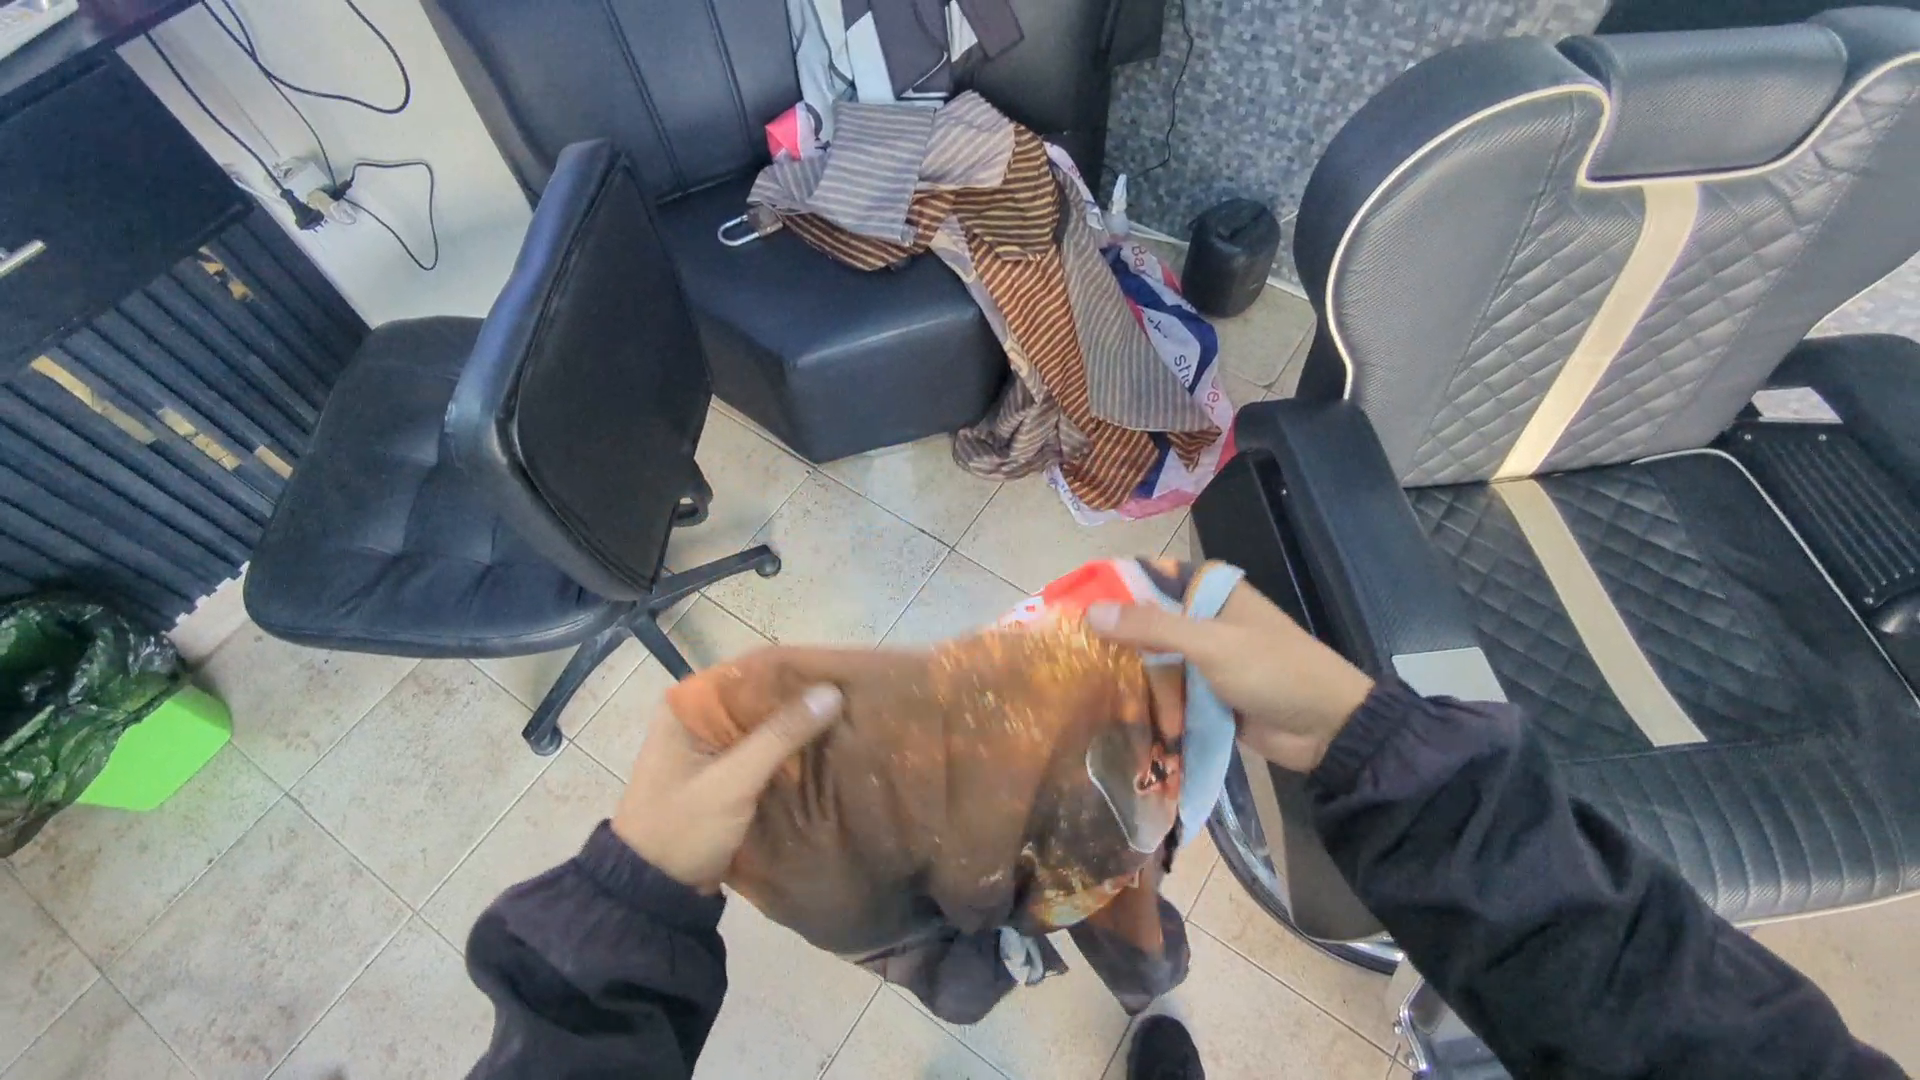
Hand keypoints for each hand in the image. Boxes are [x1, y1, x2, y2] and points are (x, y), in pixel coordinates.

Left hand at [611, 683, 843, 889]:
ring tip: (842, 717)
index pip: (745, 671)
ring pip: (761, 724)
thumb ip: (780, 735)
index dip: (789, 671)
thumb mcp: (732, 781)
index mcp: (684, 708)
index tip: (833, 673)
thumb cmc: (681, 829)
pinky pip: (759, 749)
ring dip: (794, 725)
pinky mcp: (721, 773)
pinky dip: (784, 750)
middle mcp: (695, 719)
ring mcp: (708, 747)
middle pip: (756, 698)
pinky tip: (819, 749)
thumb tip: (831, 691)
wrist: (650, 895)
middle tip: (845, 696)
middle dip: (796, 699)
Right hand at [1087, 582, 1373, 771]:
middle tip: (1067, 652)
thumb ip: (1152, 626)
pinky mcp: (1204, 692)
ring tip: (1082, 686)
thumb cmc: (1274, 670)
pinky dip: (1145, 699)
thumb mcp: (1211, 643)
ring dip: (1127, 674)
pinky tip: (1112, 710)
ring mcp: (1202, 657)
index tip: (1067, 604)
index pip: (1148, 576)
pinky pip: (1165, 690)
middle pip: (1144, 620)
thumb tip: (1090, 611)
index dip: (1109, 587)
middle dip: (1111, 637)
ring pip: (1151, 658)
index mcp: (1209, 590)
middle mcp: (1202, 617)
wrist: (1328, 728)